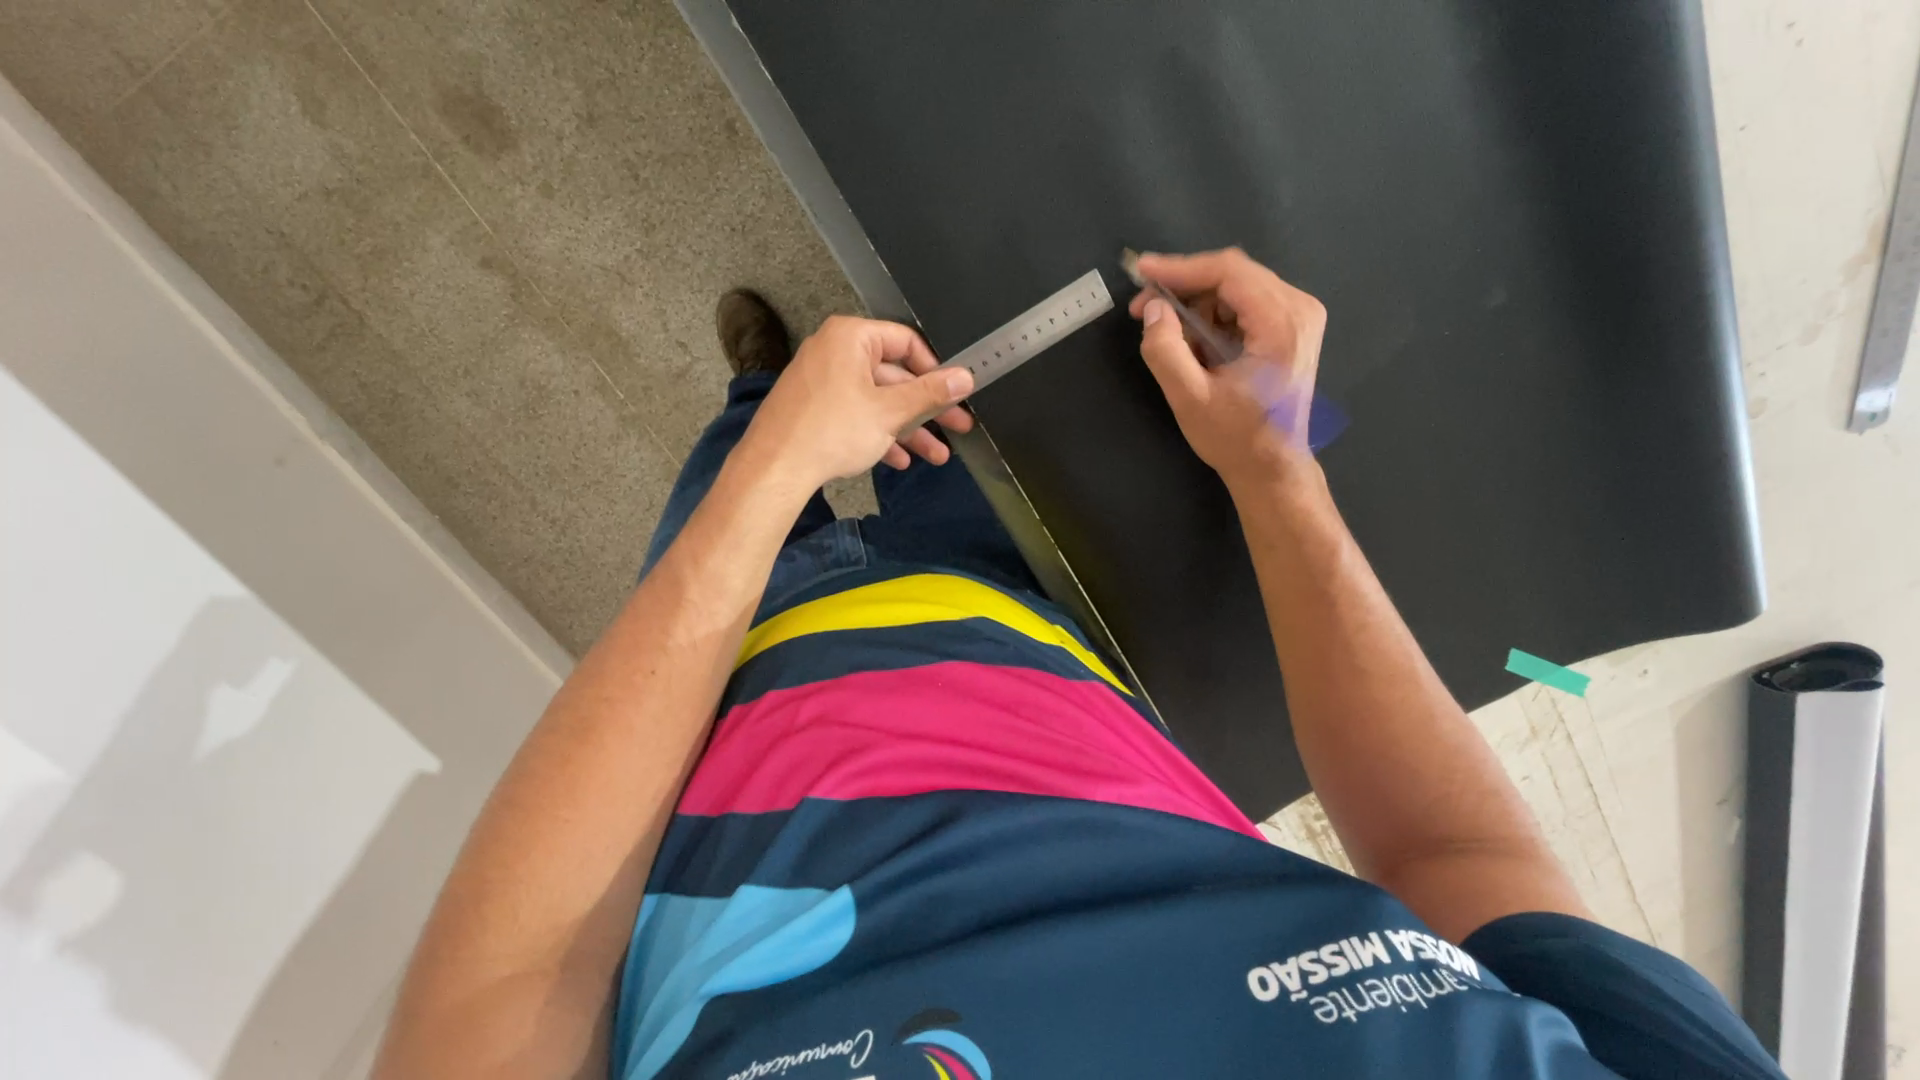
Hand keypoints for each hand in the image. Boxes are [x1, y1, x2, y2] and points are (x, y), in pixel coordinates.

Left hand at [735, 315, 974, 493]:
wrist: (775, 468)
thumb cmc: (834, 430)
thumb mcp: (890, 412)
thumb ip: (930, 393)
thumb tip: (966, 377)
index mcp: (851, 337)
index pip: (906, 342)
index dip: (935, 369)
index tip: (954, 394)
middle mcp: (835, 351)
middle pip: (893, 376)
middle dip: (926, 409)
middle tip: (959, 428)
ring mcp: (822, 381)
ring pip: (877, 400)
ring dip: (908, 429)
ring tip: (937, 456)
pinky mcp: (814, 409)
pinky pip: (855, 414)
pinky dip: (877, 433)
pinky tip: (900, 460)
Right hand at [1127, 248, 1325, 490]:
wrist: (1272, 468)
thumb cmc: (1235, 439)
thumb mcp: (1190, 399)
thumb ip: (1166, 351)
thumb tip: (1153, 310)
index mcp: (1282, 323)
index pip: (1229, 272)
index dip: (1180, 268)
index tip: (1141, 272)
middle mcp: (1298, 309)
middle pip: (1233, 274)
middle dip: (1184, 287)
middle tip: (1143, 308)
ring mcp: (1299, 317)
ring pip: (1236, 287)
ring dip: (1196, 303)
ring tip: (1165, 331)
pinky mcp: (1291, 328)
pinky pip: (1244, 304)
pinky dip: (1212, 315)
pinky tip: (1192, 340)